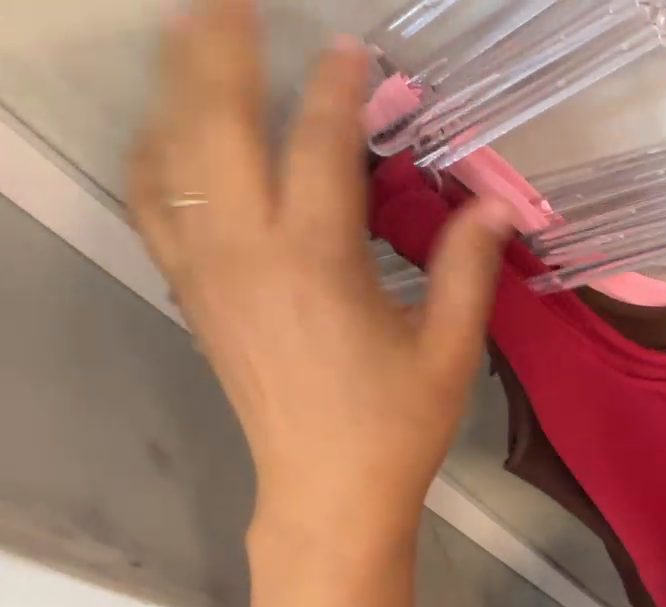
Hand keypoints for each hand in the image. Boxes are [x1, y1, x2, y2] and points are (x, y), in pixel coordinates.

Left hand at [128, 0, 512, 550]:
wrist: (327, 485)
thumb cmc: (400, 421)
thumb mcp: (451, 349)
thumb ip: (466, 270)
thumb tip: (495, 208)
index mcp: (317, 263)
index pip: (318, 149)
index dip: (337, 91)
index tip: (352, 48)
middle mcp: (244, 250)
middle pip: (213, 122)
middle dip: (218, 47)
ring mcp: (203, 266)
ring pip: (166, 150)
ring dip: (177, 84)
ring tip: (194, 38)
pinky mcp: (188, 287)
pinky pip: (151, 196)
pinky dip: (156, 147)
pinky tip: (173, 129)